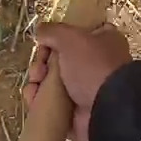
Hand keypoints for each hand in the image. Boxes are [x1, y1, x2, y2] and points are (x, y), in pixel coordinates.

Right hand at [24, 22, 130, 140]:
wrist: (107, 110)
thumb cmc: (93, 66)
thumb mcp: (72, 38)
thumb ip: (53, 31)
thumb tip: (40, 31)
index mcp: (103, 41)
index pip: (76, 32)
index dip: (58, 36)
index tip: (45, 42)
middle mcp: (96, 63)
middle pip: (59, 57)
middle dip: (43, 62)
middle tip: (39, 69)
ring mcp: (85, 88)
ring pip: (52, 80)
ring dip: (38, 80)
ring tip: (35, 84)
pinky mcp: (74, 109)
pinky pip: (50, 101)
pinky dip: (39, 98)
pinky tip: (33, 97)